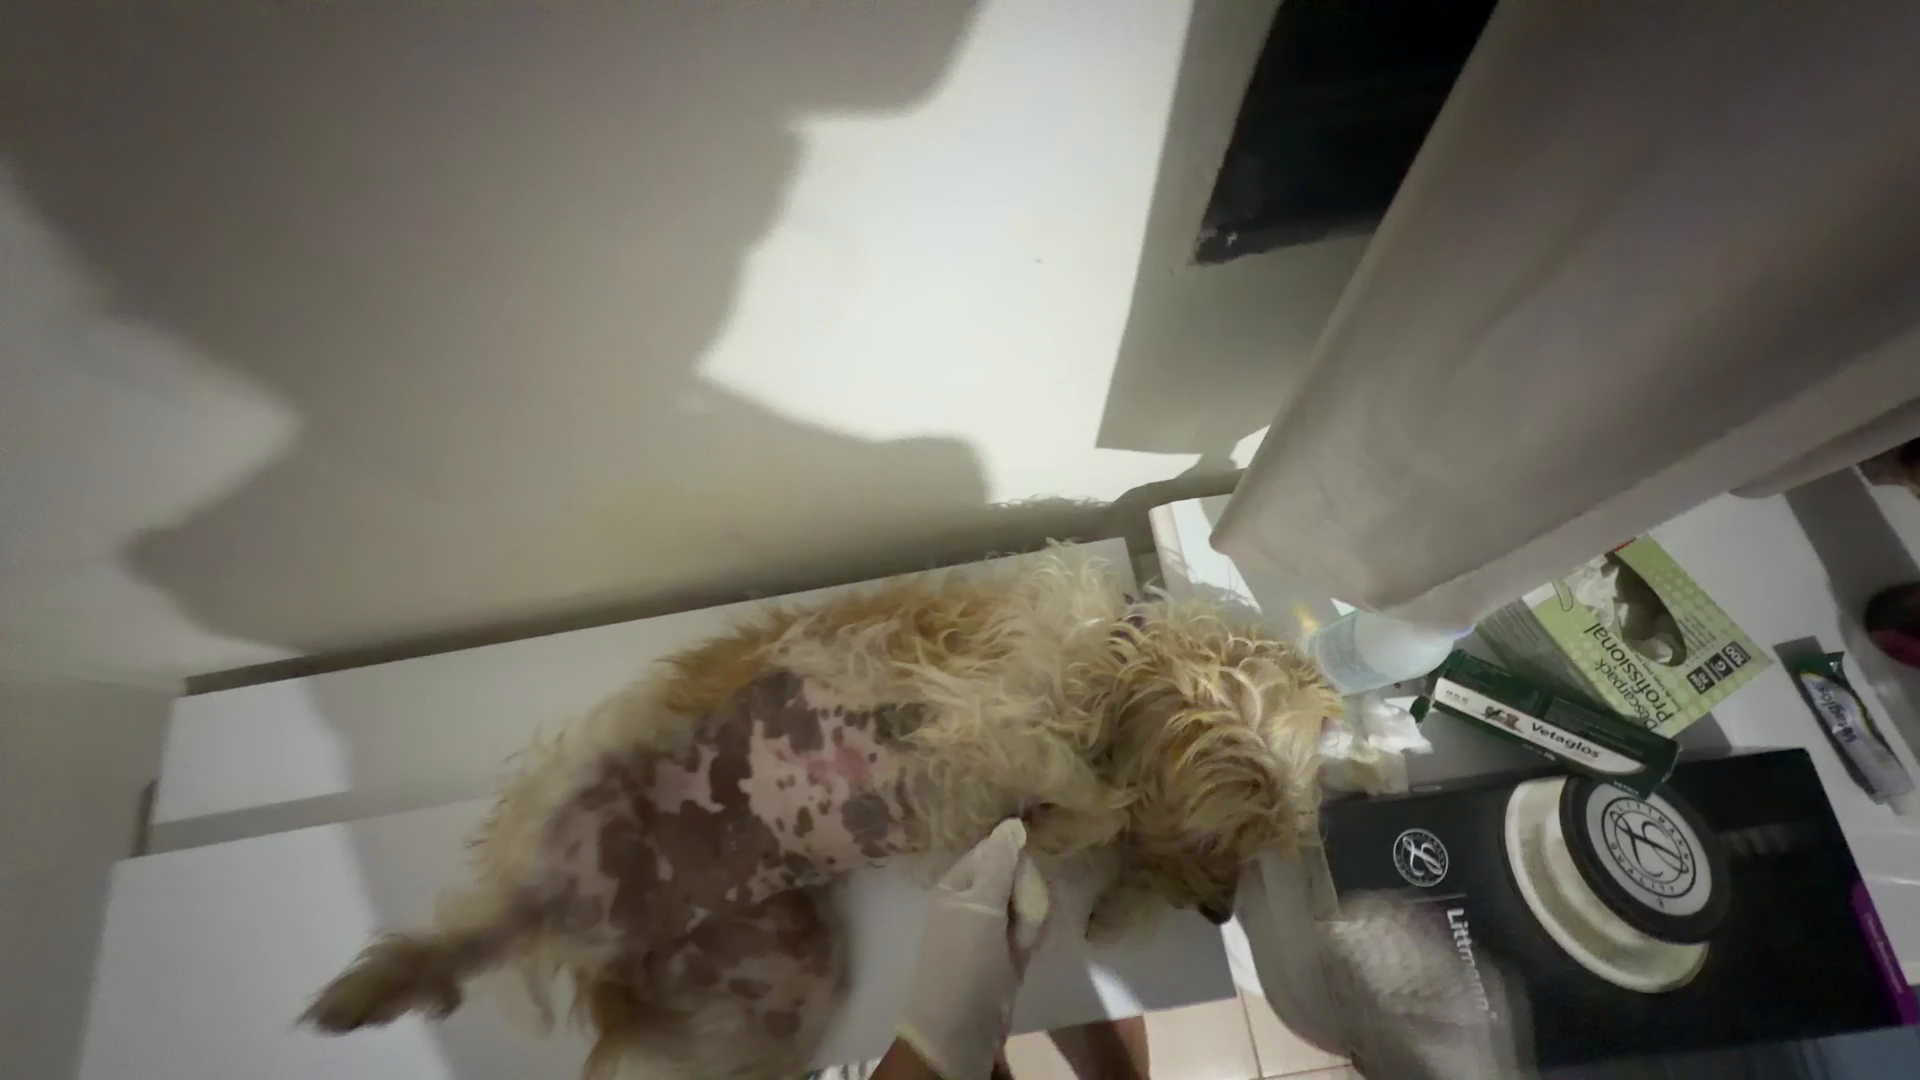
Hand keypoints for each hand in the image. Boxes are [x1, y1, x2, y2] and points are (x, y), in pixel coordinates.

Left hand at [894, 819, 1047, 1079]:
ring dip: (1030, 921)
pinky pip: (1028, 928)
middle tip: (1019, 921)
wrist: (958, 1032)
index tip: (1021, 884)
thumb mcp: (981, 905)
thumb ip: (1000, 862)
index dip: (1016, 864)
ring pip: (1026, 903)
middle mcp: (974, 898)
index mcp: (959, 881)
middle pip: (1016, 876)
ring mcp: (991, 927)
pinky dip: (1032, 938)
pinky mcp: (1006, 952)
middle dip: (1026, 895)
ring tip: (1021, 947)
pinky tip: (1027, 954)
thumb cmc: (964, 961)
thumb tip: (1013, 821)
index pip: (998, 851)